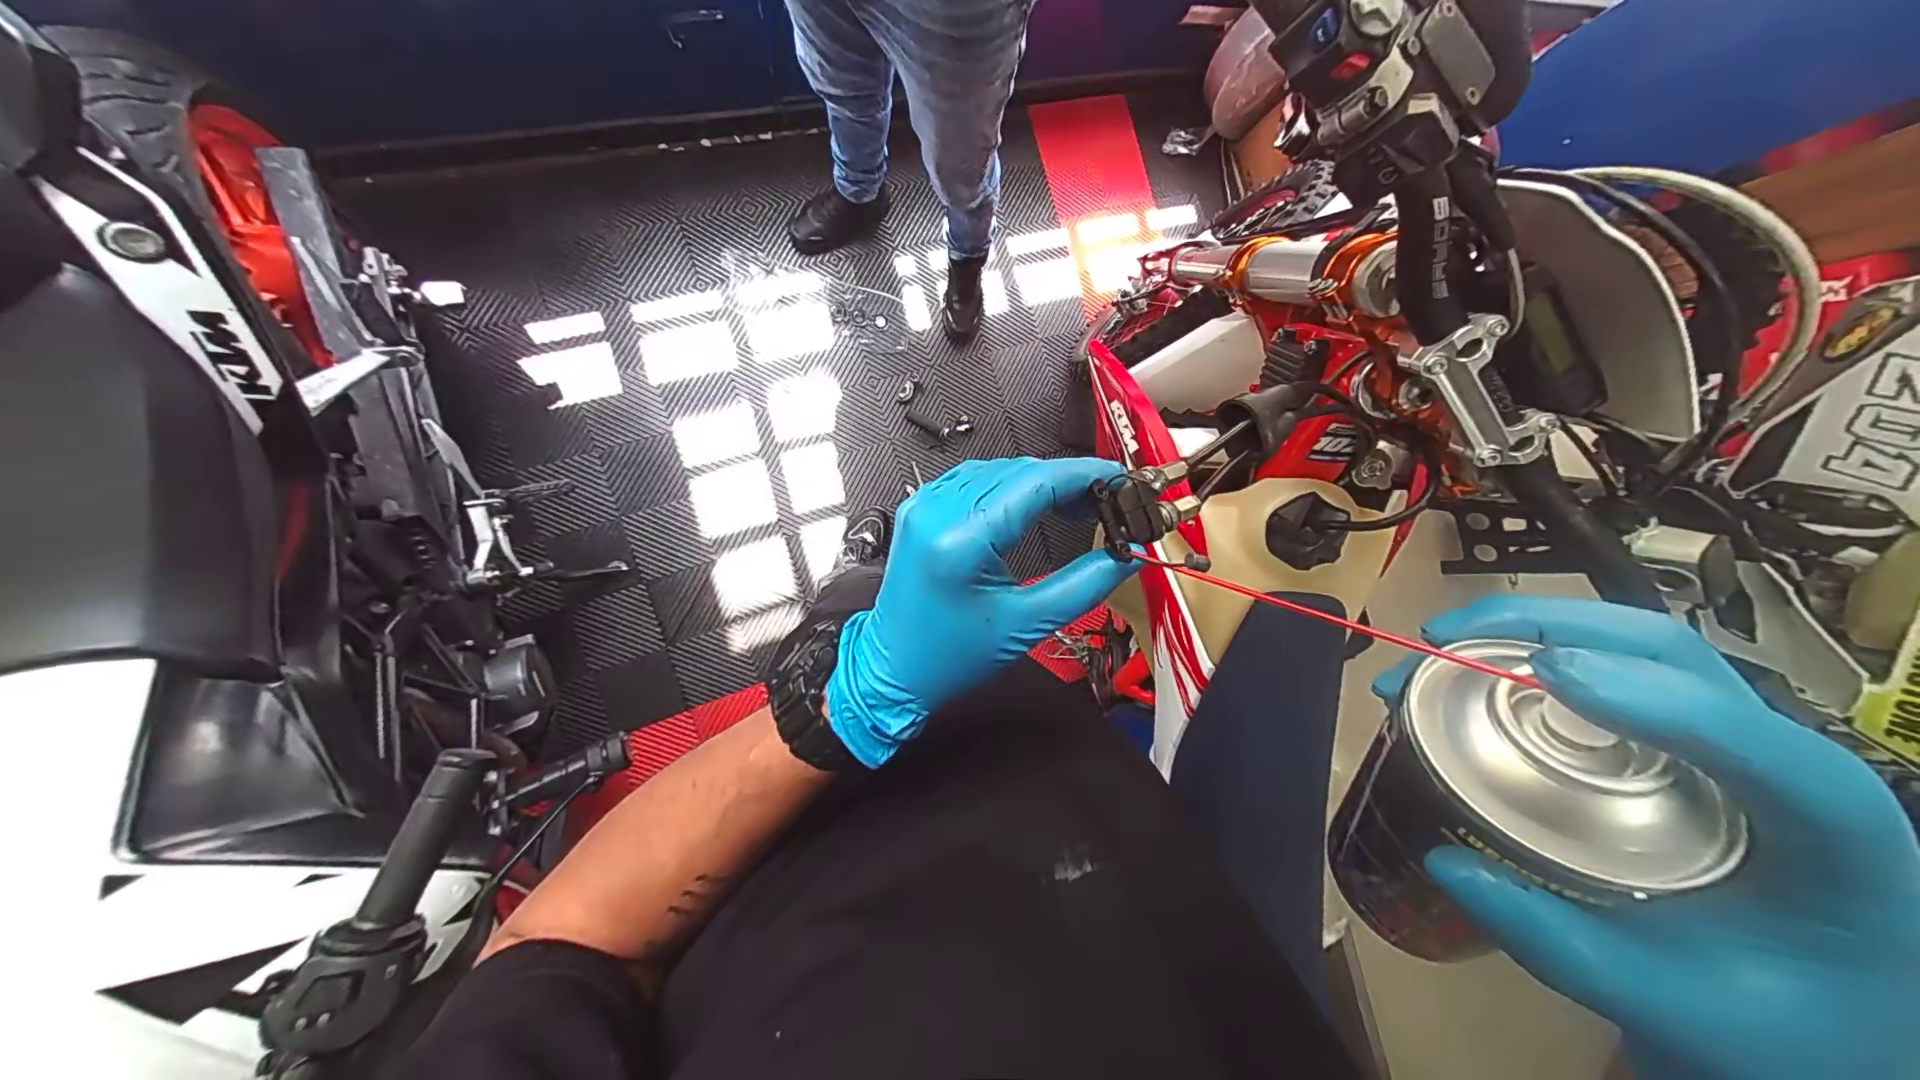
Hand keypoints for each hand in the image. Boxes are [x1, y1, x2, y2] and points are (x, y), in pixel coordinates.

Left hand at [824, 457, 1139, 766]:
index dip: (1086, 475)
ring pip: (1000, 469)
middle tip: (1106, 503)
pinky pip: (976, 479)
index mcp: (961, 540)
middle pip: (1020, 470)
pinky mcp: (923, 509)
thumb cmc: (946, 657)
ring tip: (1076, 506)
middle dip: (1070, 481)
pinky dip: (1012, 486)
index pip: (1037, 482)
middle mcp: (937, 512)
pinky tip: (1033, 503)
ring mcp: (925, 506)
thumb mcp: (1027, 625)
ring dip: (1042, 481)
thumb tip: (1123, 556)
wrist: (895, 669)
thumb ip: (1085, 585)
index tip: (1118, 479)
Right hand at [1372, 595, 1919, 1079]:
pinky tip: (1465, 667)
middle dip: (1547, 626)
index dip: (1661, 703)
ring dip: (1524, 628)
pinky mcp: (1672, 732)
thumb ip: (1559, 944)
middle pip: (1669, 654)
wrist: (1811, 1014)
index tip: (1544, 675)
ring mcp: (1721, 736)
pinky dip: (1523, 650)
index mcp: (1826, 839)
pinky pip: (1598, 667)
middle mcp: (1776, 760)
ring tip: (1436, 643)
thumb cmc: (1765, 1019)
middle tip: (1443, 637)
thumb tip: (1445, 862)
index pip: (1764, 751)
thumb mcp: (1664, 1001)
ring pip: (1629, 643)